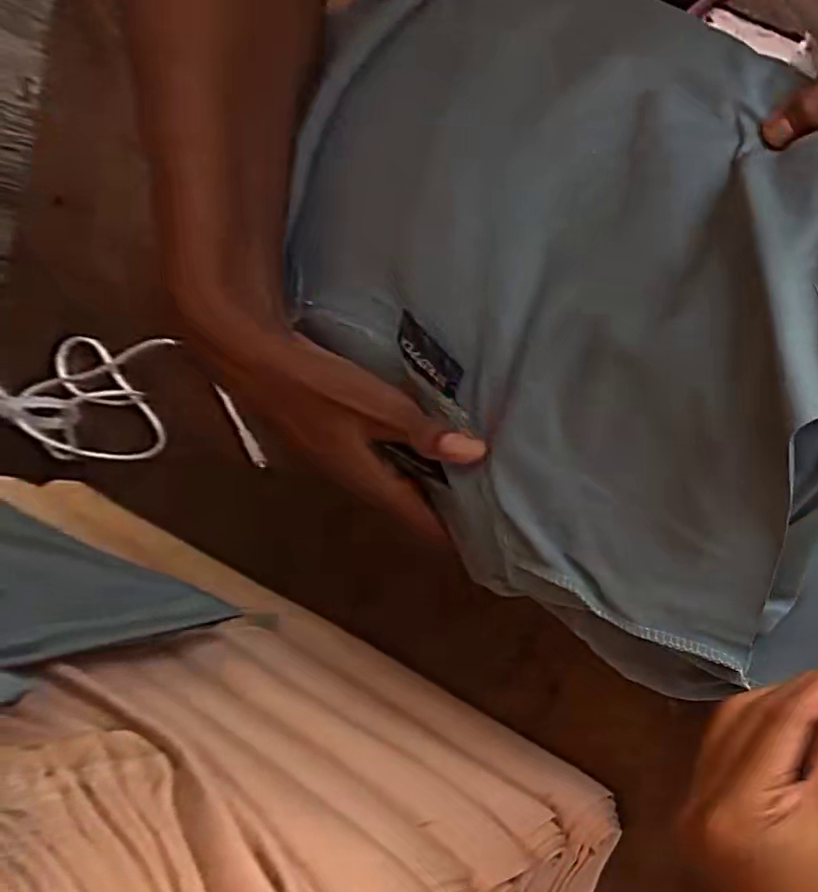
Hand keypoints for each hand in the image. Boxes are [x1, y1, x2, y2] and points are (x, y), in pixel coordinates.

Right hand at [183, 305, 485, 543]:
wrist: (247, 350)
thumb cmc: (316, 383)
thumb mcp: (382, 408)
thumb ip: (428, 433)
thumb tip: (477, 453)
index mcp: (367, 481)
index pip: (420, 521)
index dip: (454, 535)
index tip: (490, 541)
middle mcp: (357, 478)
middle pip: (415, 506)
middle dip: (453, 513)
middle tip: (496, 514)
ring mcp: (346, 459)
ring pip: (404, 484)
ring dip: (438, 487)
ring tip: (481, 488)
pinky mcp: (341, 440)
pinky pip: (392, 462)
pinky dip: (421, 464)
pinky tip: (442, 454)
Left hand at [678, 653, 817, 891]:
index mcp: (736, 806)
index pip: (784, 719)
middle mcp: (698, 798)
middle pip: (756, 710)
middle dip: (810, 685)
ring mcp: (689, 801)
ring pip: (736, 717)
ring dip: (785, 697)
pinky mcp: (694, 803)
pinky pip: (726, 740)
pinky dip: (764, 719)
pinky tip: (797, 715)